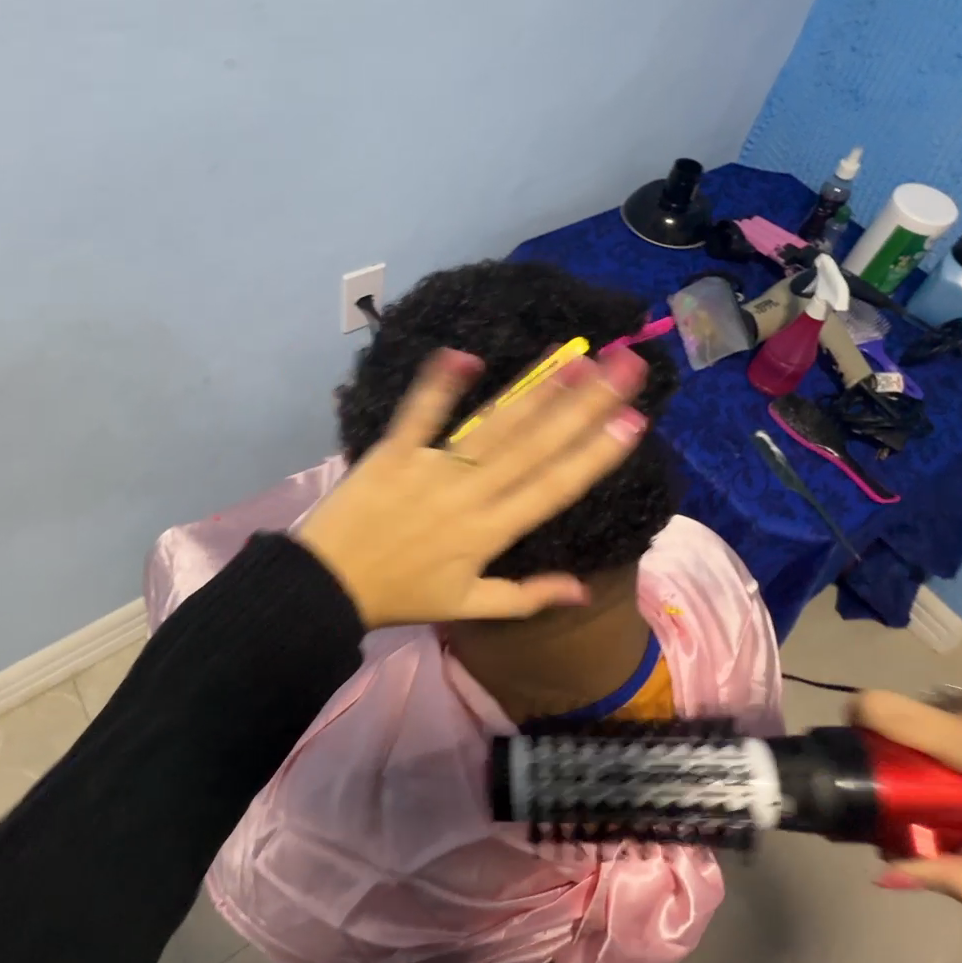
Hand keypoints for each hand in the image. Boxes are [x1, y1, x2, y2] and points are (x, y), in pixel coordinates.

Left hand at [294, 346, 648, 628]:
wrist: (328, 587)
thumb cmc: (403, 596)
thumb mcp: (468, 607)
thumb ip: (527, 596)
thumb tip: (584, 590)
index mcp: (491, 533)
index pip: (553, 489)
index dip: (595, 455)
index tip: (633, 421)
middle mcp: (470, 495)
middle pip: (535, 446)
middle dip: (584, 406)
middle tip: (623, 367)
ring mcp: (430, 470)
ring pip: (492, 428)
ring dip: (534, 392)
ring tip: (572, 359)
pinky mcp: (392, 453)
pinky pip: (418, 415)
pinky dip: (439, 385)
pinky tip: (466, 355)